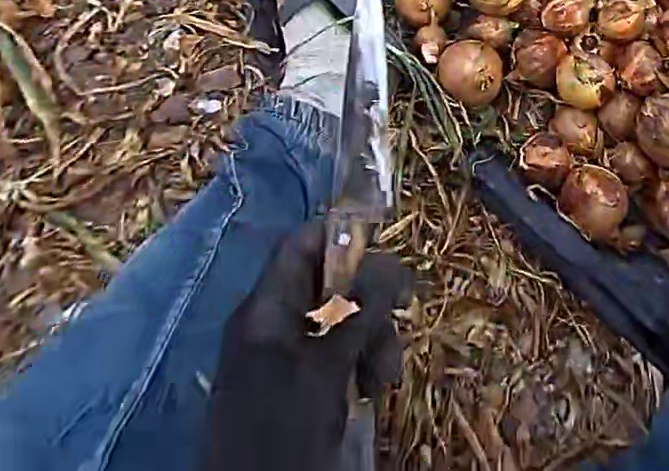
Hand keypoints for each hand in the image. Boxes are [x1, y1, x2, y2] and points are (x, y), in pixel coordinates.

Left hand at [202, 221, 412, 470]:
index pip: (301, 244)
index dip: (341, 236)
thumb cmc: (283, 432)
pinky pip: (340, 351)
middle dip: (370, 299)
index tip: (383, 248)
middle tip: (402, 311)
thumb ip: (360, 310)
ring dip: (374, 337)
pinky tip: (374, 388)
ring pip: (343, 317)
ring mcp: (286, 354)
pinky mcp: (301, 383)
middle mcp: (274, 323)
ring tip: (385, 375)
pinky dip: (364, 362)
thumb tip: (393, 264)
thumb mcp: (327, 368)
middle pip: (331, 280)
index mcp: (265, 309)